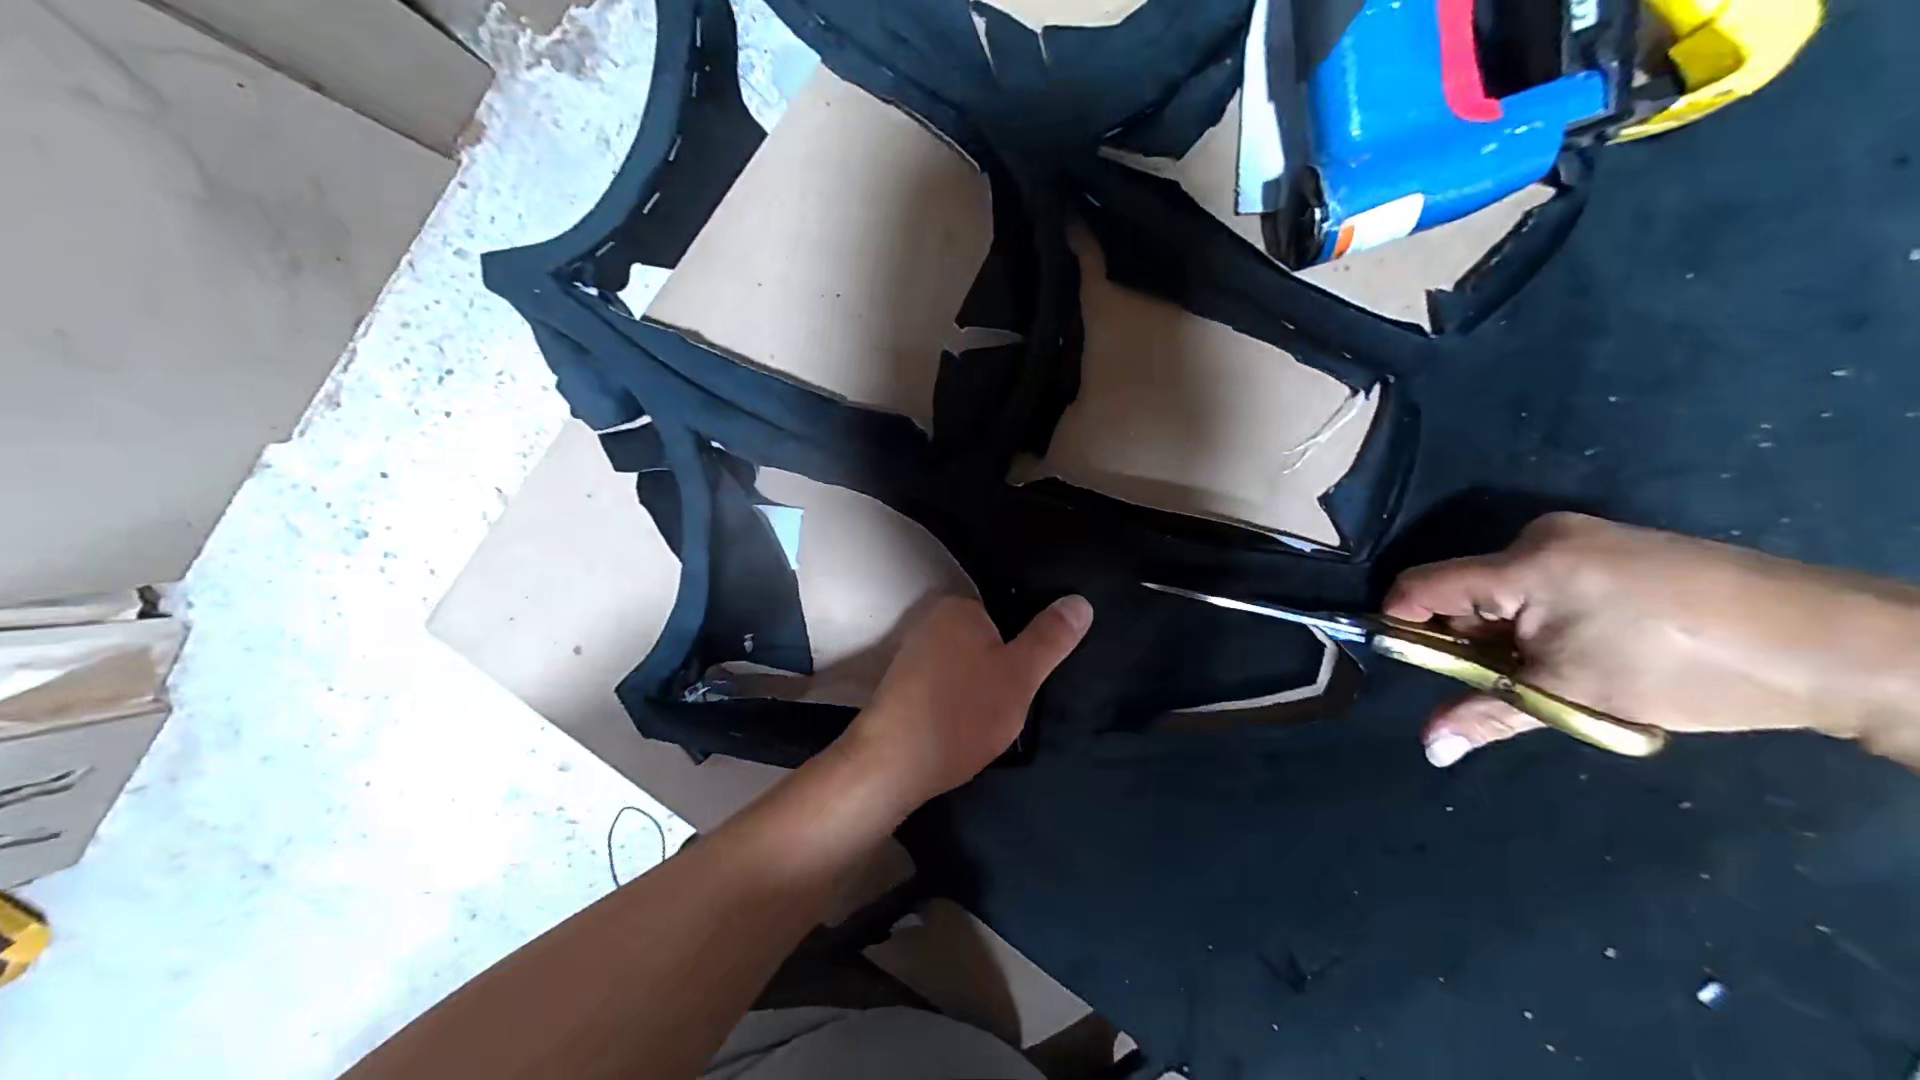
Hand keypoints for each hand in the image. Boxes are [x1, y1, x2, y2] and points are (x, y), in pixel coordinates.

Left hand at [834, 595, 1093, 812]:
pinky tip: (961, 728)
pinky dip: (957, 705)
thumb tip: (1081, 601)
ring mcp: (911, 656)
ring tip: (986, 721)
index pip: (1007, 614)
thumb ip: (1050, 638)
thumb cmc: (961, 713)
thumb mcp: (1020, 675)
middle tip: (1009, 704)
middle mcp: (929, 622)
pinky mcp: (901, 688)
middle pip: (986, 642)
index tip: (1027, 680)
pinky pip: (945, 688)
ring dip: (980, 692)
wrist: (891, 766)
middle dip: (1001, 671)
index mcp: (957, 607)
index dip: (1024, 649)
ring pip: (966, 669)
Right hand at [1384, 512, 1919, 768]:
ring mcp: (1582, 536)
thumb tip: (1430, 750)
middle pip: (1463, 589)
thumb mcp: (1574, 697)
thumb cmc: (1686, 669)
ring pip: (1504, 589)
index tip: (1411, 666)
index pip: (1421, 586)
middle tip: (1506, 681)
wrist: (1837, 644)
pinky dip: (1540, 617)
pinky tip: (1589, 647)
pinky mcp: (1614, 545)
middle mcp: (1541, 537)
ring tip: (1560, 670)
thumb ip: (1487, 714)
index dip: (1401, 624)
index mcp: (1523, 565)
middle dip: (1468, 638)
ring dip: (1508, 633)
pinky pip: (1543, 580)